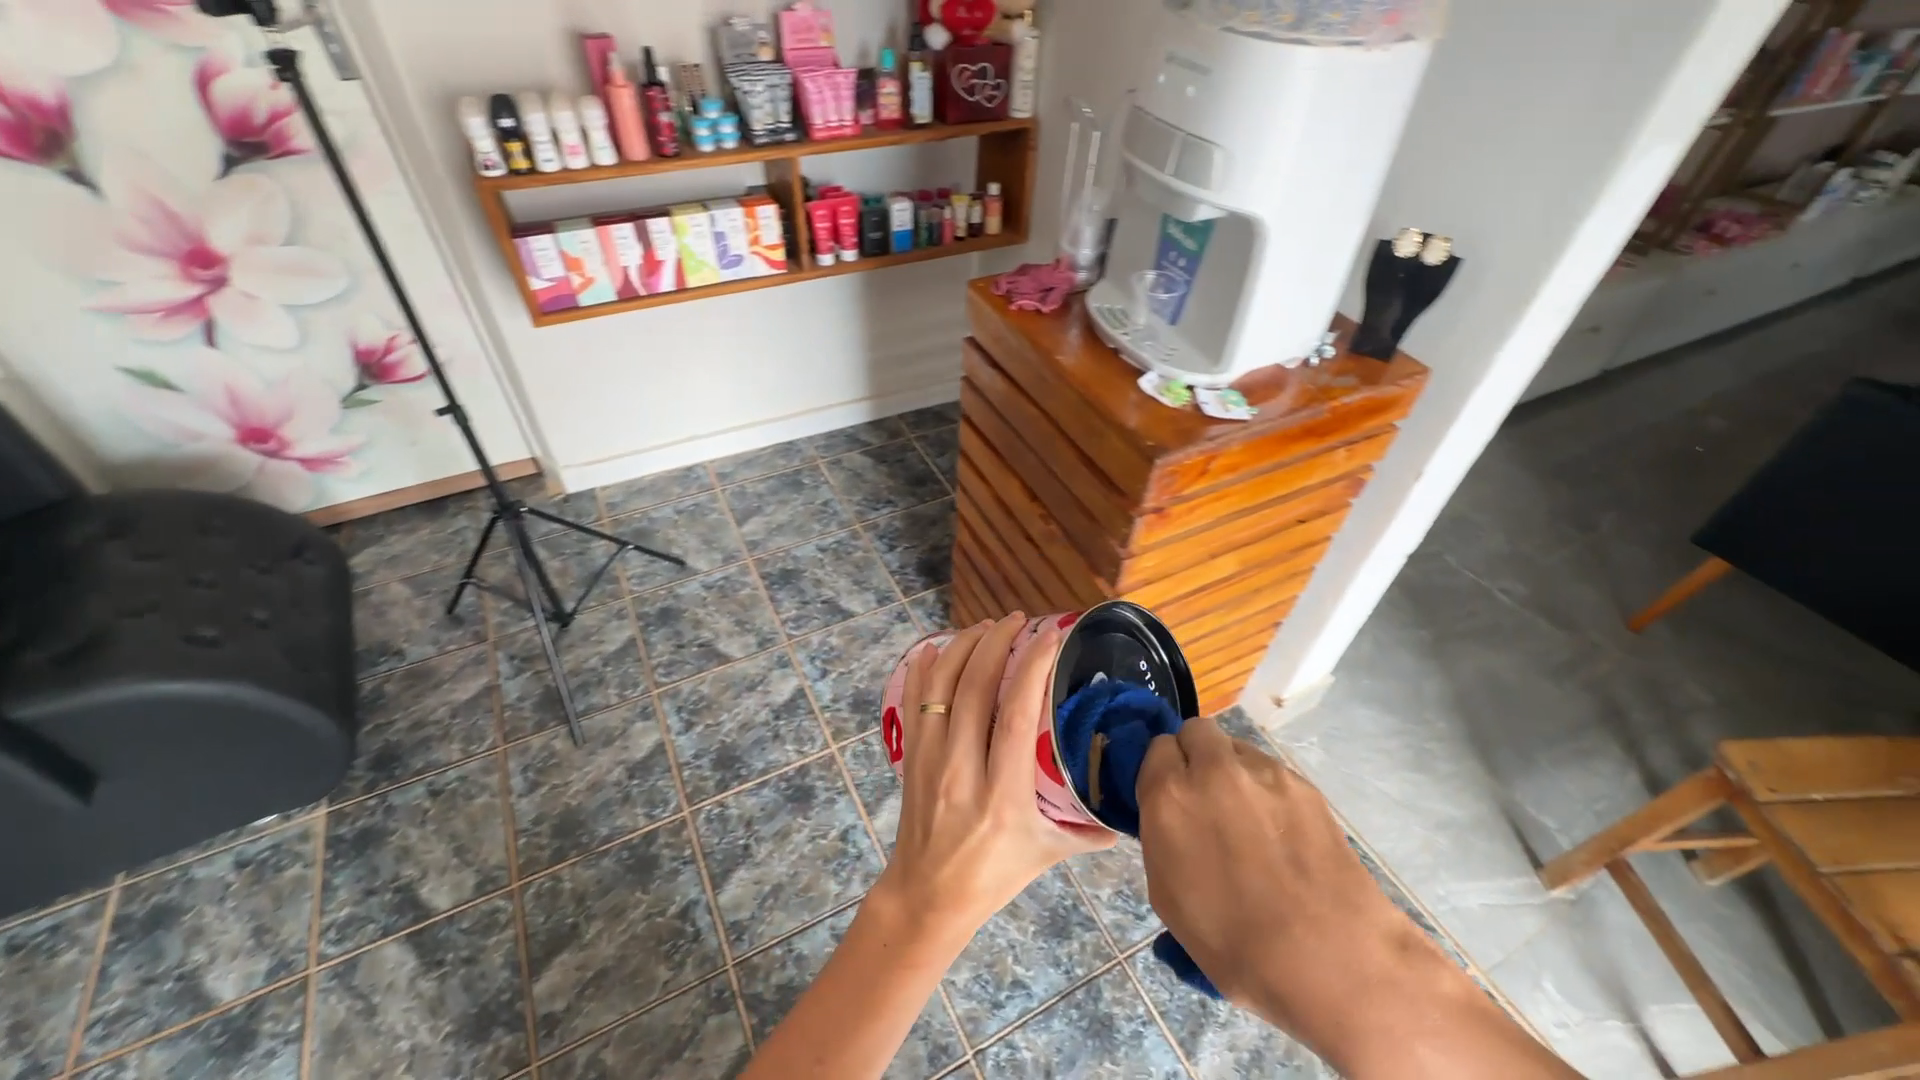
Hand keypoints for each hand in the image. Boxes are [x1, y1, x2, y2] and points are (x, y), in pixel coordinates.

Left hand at [873, 615, 1116, 943]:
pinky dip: (924, 670)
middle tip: (1019, 620)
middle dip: (996, 643)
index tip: (1049, 636)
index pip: (1016, 715)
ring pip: (941, 687)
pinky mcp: (911, 758)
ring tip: (987, 626)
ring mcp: (930, 760)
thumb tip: (1127, 811)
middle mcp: (963, 769)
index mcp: (1003, 794)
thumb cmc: (993, 875)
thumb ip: (1089, 831)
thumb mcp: (1047, 854)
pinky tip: (936, 647)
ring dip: (963, 647)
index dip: (1032, 668)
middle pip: (974, 688)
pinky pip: (914, 703)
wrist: (927, 896)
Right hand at [1136, 716, 1404, 1025]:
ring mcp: (1263, 773)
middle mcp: (1213, 770)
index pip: (1156, 748)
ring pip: (1236, 748)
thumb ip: (1162, 834)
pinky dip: (1267, 791)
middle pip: (1196, 732)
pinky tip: (1280, 832)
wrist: (1325, 954)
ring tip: (1248, 818)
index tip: (1169, 796)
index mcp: (1169, 796)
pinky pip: (1272, 772)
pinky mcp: (1304, 785)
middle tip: (1204, 796)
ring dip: (1231, 771)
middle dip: (1195, 755)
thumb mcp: (1167, 893)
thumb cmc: (1232, 941)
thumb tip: (1173, 817)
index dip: (1162, 771)